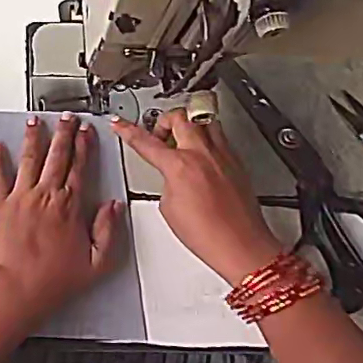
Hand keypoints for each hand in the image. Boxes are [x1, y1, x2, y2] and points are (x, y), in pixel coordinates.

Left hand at [0, 114, 123, 334]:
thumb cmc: (53, 279)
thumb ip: (109, 231)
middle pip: (57, 155)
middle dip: (64, 133)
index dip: (84, 146)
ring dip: (34, 138)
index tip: (86, 132)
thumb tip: (114, 207)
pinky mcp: (0, 206)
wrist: (17, 288)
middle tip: (67, 118)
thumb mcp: (97, 261)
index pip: (80, 167)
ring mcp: (21, 197)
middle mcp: (46, 195)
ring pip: (30, 158)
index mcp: (70, 206)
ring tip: (35, 122)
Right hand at [112, 109, 282, 283]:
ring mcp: (222, 155)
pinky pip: (219, 136)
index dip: (128, 130)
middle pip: (178, 117)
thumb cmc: (209, 234)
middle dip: (163, 122)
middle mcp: (203, 154)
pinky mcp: (236, 161)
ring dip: (188, 125)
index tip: (121, 124)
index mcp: (180, 165)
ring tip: (182, 140)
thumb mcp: (169, 209)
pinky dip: (207, 139)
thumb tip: (172, 175)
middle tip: (158, 134)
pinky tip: (203, 155)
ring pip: (203, 120)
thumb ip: (166, 182)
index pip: (146, 141)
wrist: (240, 244)